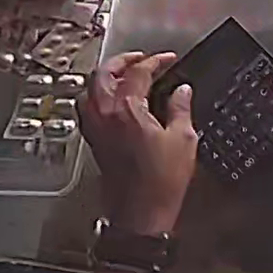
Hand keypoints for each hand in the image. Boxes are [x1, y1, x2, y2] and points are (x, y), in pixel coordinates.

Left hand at [80, 51, 197, 235]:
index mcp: (128, 111)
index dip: (155, 61)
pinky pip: (88, 108)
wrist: (141, 213)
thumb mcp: (184, 140)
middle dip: (123, 61)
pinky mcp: (95, 141)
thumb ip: (181, 109)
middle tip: (142, 58)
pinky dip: (99, 96)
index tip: (168, 59)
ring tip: (125, 74)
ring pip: (91, 89)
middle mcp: (105, 116)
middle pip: (104, 74)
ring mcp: (96, 129)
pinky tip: (112, 101)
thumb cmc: (161, 181)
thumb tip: (182, 91)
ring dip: (107, 76)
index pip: (137, 73)